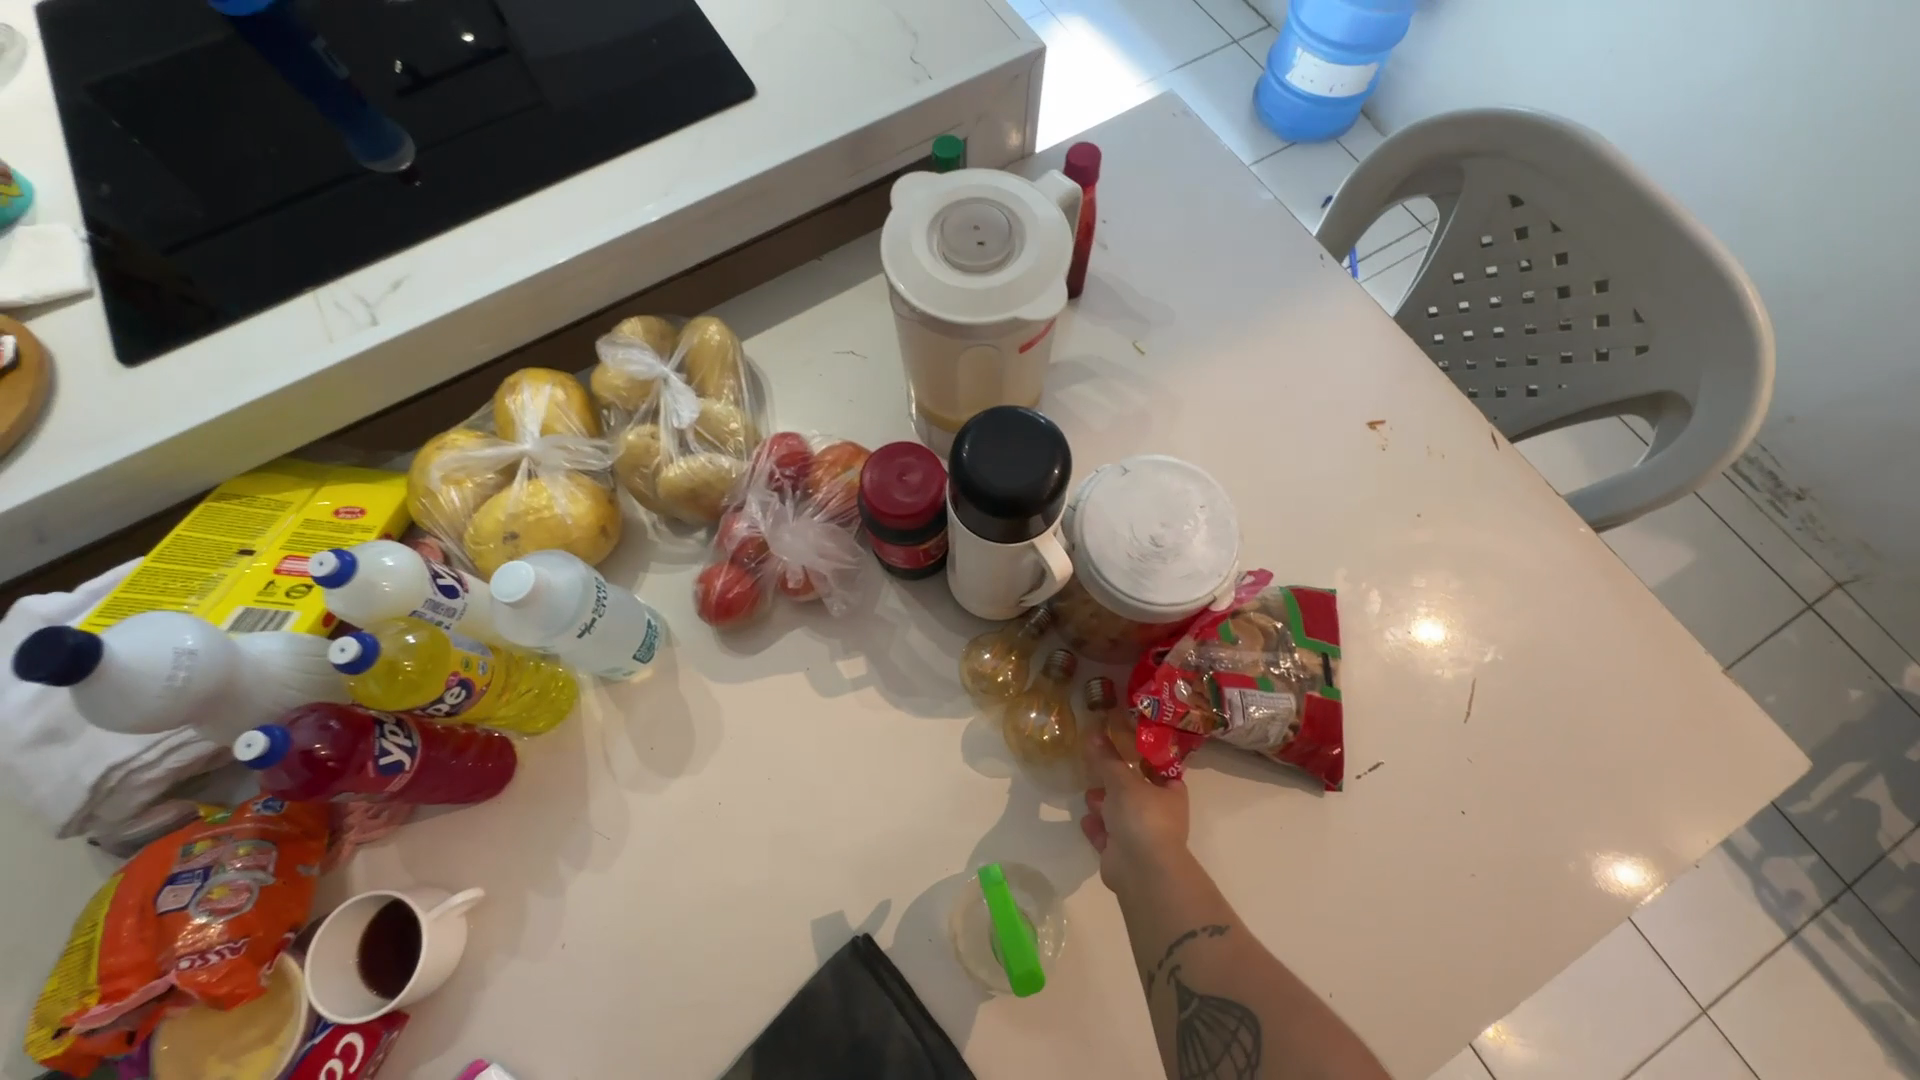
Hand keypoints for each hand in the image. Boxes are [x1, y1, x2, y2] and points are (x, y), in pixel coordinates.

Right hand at [1079, 728, 1189, 894]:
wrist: (1141, 870)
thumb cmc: (1142, 816)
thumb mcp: (1122, 781)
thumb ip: (1107, 758)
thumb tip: (1093, 732)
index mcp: (1171, 795)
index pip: (1161, 772)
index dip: (1144, 759)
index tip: (1122, 746)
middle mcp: (1160, 816)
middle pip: (1135, 793)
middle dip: (1115, 785)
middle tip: (1098, 772)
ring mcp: (1142, 838)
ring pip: (1120, 816)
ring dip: (1104, 806)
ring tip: (1089, 797)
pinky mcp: (1123, 855)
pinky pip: (1107, 837)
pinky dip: (1097, 829)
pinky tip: (1086, 821)